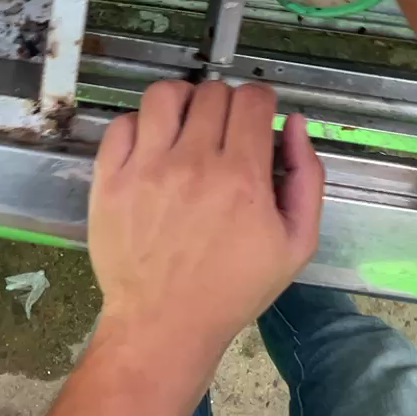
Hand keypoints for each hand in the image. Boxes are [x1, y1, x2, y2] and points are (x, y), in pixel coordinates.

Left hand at [88, 80, 325, 374]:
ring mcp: (146, 167)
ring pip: (165, 94)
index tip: (258, 116)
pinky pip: (124, 123)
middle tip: (225, 129)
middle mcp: (192, 163)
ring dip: (183, 99)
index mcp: (241, 178)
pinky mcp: (110, 177)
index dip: (261, 102)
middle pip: (213, 93)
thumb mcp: (295, 244)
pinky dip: (141, 123)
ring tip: (187, 122)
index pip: (253, 101)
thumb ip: (306, 178)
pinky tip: (153, 144)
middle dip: (227, 102)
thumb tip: (295, 123)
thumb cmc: (233, 288)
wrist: (163, 323)